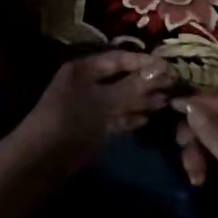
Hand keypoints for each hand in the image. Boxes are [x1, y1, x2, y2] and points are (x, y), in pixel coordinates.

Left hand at [19, 51, 172, 162]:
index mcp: (82, 69)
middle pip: (121, 78)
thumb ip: (132, 87)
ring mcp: (89, 105)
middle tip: (174, 87)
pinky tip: (148, 119)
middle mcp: (86, 83)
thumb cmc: (70, 121)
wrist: (43, 158)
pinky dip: (130, 117)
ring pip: (120, 99)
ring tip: (166, 103)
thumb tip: (162, 70)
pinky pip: (115, 117)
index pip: (118, 59)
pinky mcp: (92, 126)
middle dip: (146, 83)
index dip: (144, 63)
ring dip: (141, 101)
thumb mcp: (102, 101)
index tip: (171, 68)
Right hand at [176, 95, 217, 217]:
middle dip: (197, 133)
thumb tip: (190, 106)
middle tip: (180, 143)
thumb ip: (215, 136)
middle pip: (217, 121)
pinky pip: (207, 154)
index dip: (205, 103)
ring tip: (192, 171)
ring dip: (195, 151)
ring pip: (208, 138)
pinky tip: (196, 180)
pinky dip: (198, 163)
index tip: (176, 103)